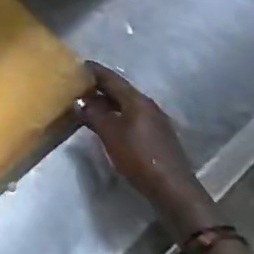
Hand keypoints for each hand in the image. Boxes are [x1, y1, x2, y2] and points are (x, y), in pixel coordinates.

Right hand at [77, 61, 215, 234]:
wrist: (172, 189)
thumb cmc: (138, 156)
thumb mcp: (110, 133)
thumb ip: (94, 114)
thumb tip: (80, 101)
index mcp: (137, 100)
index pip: (112, 79)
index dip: (96, 71)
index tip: (80, 65)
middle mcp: (147, 105)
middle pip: (120, 90)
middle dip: (100, 87)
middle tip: (80, 85)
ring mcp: (155, 121)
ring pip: (126, 105)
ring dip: (108, 103)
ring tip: (90, 104)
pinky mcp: (157, 136)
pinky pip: (132, 117)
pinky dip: (117, 115)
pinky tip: (108, 123)